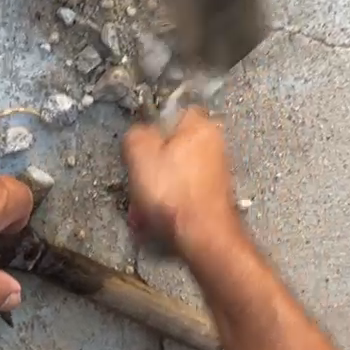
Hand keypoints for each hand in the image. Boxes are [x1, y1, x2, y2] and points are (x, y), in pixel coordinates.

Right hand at [122, 108, 246, 260]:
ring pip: (172, 175)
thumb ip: (135, 134)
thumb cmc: (175, 197)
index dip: (150, 129)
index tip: (138, 147)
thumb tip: (137, 134)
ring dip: (154, 191)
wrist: (203, 238)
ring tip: (143, 208)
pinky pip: (180, 195)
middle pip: (170, 148)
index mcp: (199, 126)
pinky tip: (156, 220)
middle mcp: (213, 146)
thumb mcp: (140, 155)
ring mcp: (214, 174)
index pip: (171, 112)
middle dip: (149, 167)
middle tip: (138, 182)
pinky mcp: (211, 198)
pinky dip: (166, 206)